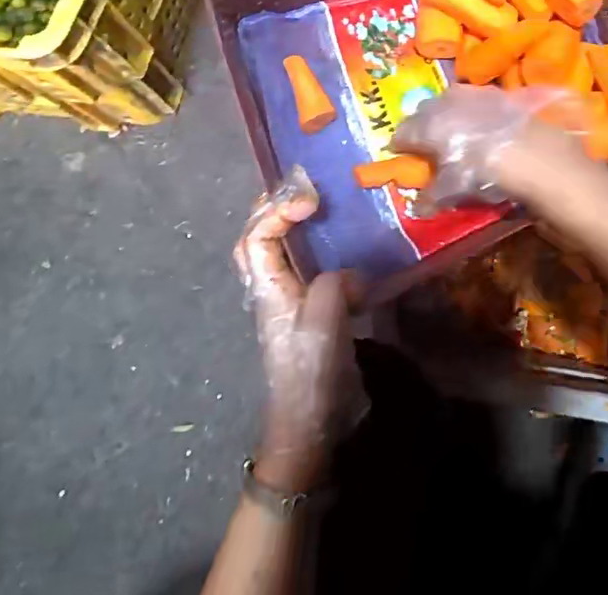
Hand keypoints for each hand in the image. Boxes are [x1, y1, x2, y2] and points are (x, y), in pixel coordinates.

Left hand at [232, 167, 360, 492]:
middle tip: (297, 189)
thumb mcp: (325, 321)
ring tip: (311, 205)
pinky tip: (331, 244)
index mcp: (267, 287)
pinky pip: (298, 267)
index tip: (311, 201)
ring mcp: (286, 300)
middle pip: (254, 239)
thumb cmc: (311, 369)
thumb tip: (353, 273)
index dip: (278, 210)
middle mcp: (270, 288)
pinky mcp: (305, 310)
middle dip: (269, 209)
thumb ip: (336, 284)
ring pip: (272, 252)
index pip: (257, 236)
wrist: (311, 420)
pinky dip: (307, 246)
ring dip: (284, 225)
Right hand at [389, 85, 589, 212]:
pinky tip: (482, 128)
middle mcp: (444, 102)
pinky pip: (475, 101)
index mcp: (426, 124)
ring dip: (447, 115)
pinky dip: (472, 113)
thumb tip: (418, 207)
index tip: (402, 156)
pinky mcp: (498, 93)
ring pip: (449, 101)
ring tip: (454, 133)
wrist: (534, 155)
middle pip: (423, 112)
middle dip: (421, 126)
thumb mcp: (453, 191)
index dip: (401, 147)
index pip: (402, 133)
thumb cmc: (482, 174)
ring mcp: (472, 94)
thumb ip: (430, 197)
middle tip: (427, 145)